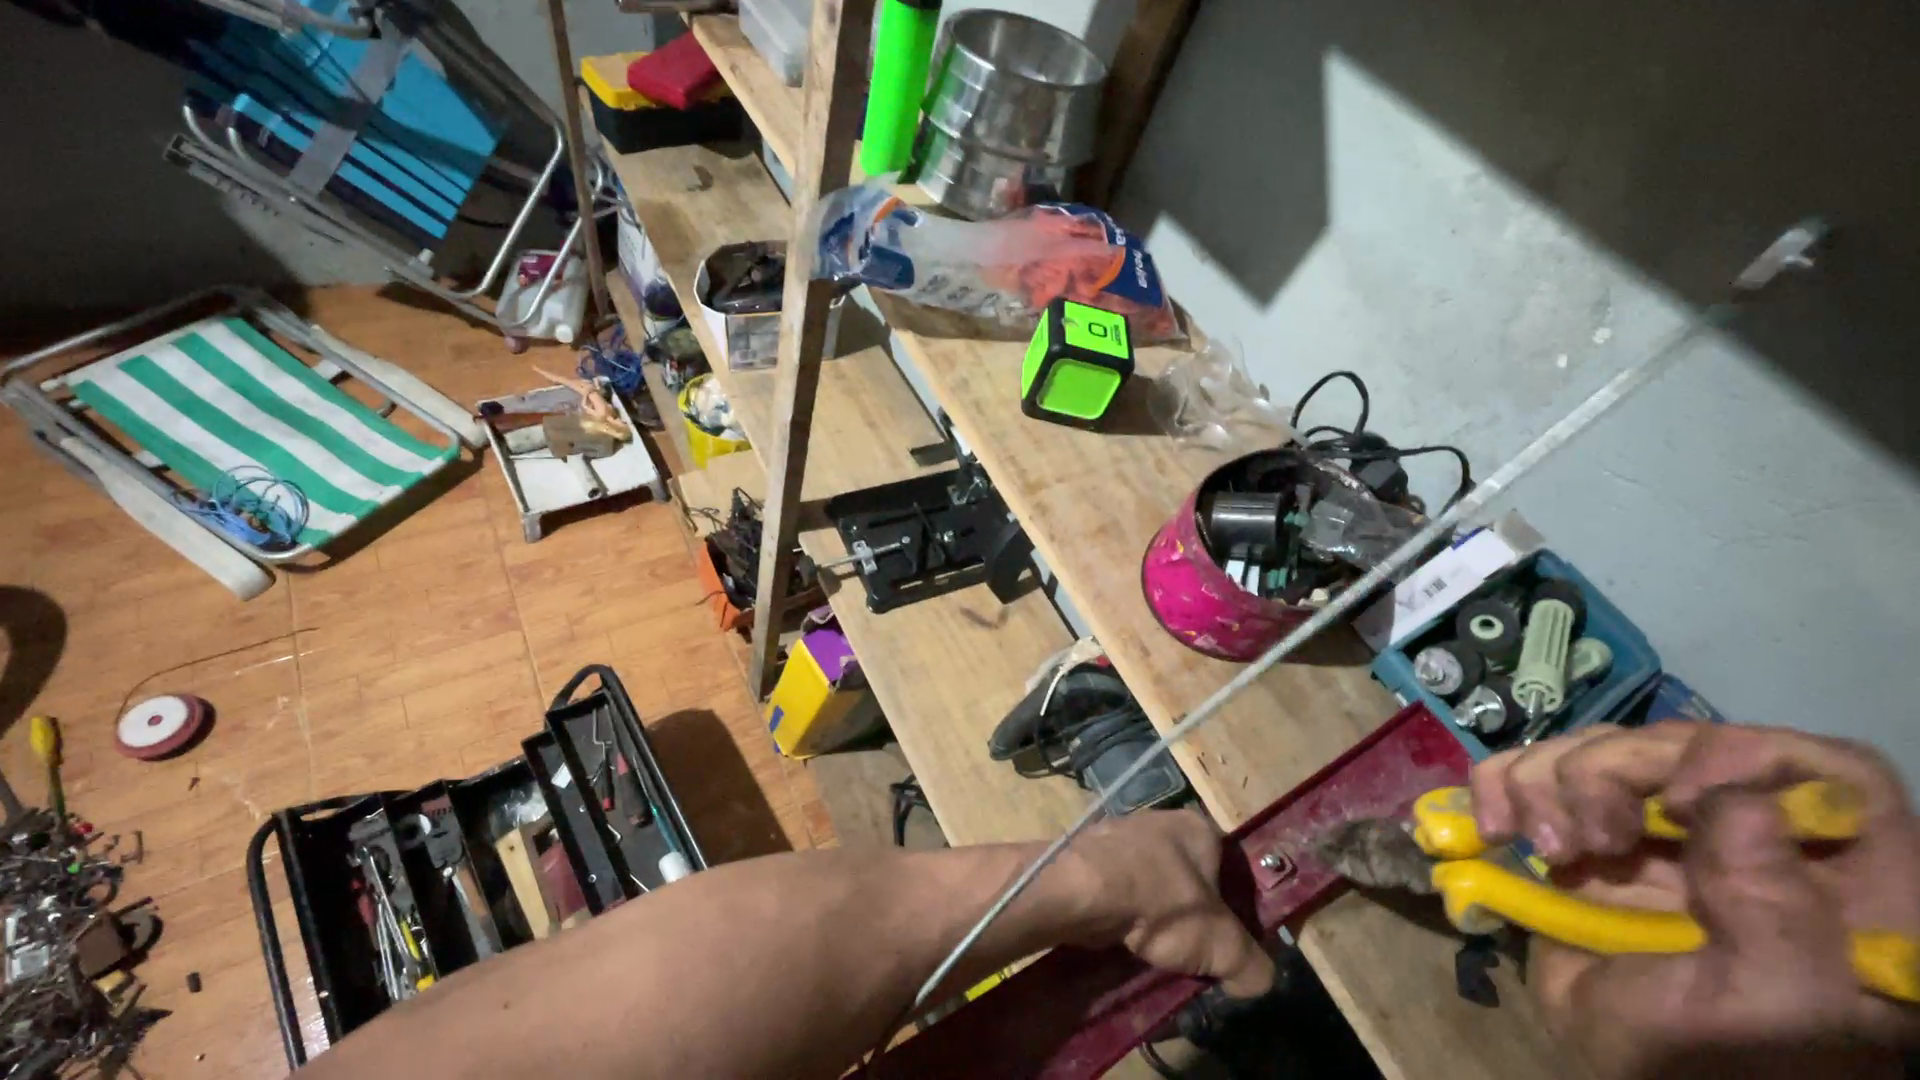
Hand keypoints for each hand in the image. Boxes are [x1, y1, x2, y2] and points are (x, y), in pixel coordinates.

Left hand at [1061, 808, 1274, 997]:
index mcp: (1200, 827)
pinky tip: (1126, 942)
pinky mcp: (1091, 858)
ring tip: (1158, 955)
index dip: (1238, 908)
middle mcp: (1161, 823)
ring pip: (1152, 886)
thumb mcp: (1221, 944)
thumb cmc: (1160, 902)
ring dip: (1156, 919)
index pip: (1233, 867)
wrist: (1080, 890)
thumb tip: (1258, 980)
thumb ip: (1251, 964)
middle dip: (1193, 916)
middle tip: (1196, 955)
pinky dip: (1125, 917)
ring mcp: (1121, 837)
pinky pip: (1120, 892)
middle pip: (1190, 878)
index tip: (1233, 943)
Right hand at [1470, 722, 1919, 1077]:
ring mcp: (1650, 828)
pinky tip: (1493, 827)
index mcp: (1831, 874)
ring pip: (1592, 748)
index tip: (1679, 802)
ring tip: (1545, 849)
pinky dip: (1494, 784)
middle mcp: (1740, 834)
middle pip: (1675, 743)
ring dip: (1546, 782)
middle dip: (1610, 773)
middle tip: (1588, 839)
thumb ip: (1777, 914)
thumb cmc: (1721, 1060)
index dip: (1746, 758)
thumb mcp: (1772, 1005)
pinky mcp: (1574, 829)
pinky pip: (1523, 770)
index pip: (1818, 768)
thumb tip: (1735, 804)